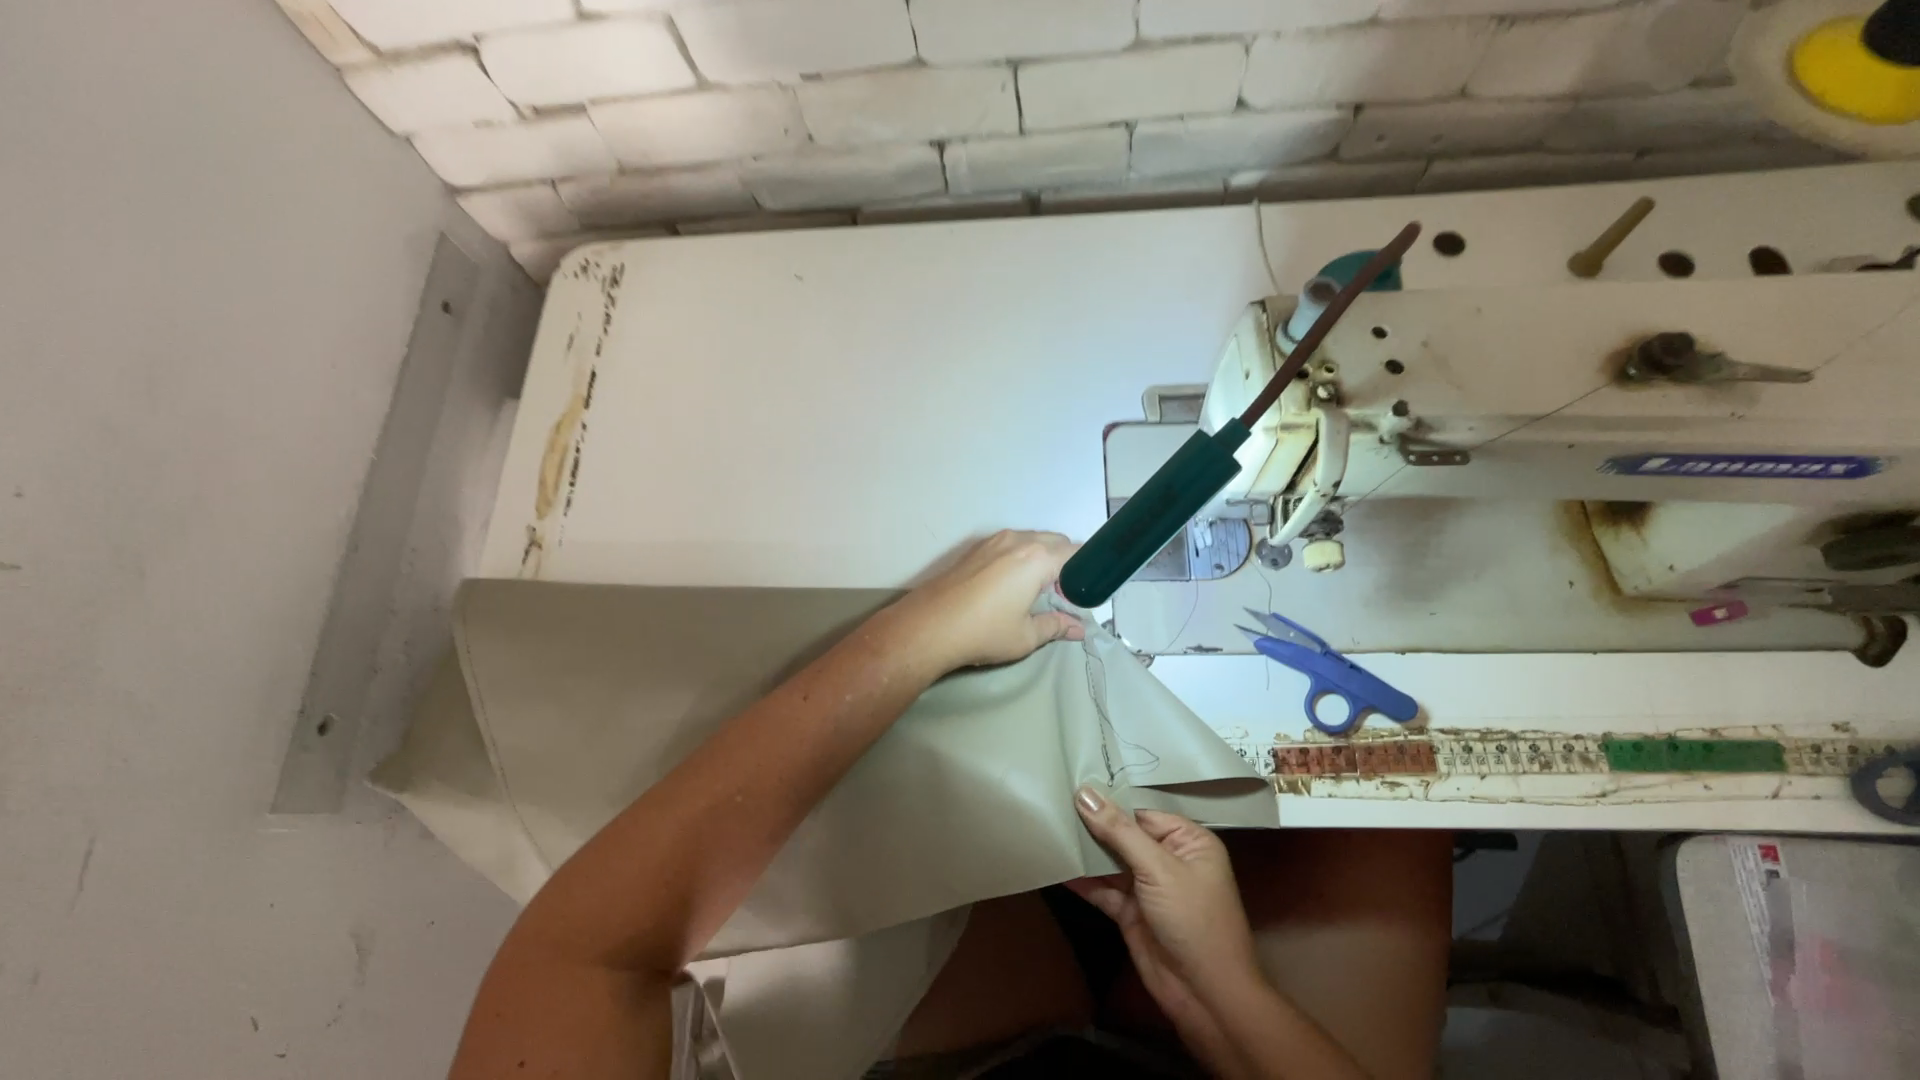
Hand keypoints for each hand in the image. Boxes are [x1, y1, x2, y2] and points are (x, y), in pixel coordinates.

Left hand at [886, 530, 1084, 671]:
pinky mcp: (975, 549)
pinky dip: (1019, 558)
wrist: (929, 626)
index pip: (1076, 552)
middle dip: (1064, 563)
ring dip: (1041, 559)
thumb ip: (1056, 626)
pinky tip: (1010, 586)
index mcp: (1037, 557)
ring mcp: (993, 541)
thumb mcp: (1026, 635)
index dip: (1086, 571)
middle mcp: (1017, 540)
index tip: (1083, 594)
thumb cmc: (983, 631)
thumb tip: (1078, 629)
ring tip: (1036, 592)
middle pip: (1054, 542)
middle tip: (1060, 596)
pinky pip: (1009, 545)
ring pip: (1030, 541)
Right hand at [1068, 789, 1263, 1025]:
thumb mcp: (1159, 869)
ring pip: (1110, 862)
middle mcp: (1168, 859)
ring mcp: (1148, 888)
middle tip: (1051, 804)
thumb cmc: (1193, 920)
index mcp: (1188, 841)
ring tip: (1047, 829)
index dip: (1109, 801)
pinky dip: (1082, 880)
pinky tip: (1056, 865)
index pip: (1141, 812)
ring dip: (1084, 852)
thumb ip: (1119, 832)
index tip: (1071, 784)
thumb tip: (1085, 793)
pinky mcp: (1131, 913)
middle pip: (1124, 835)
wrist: (1206, 994)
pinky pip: (1102, 889)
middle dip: (1092, 825)